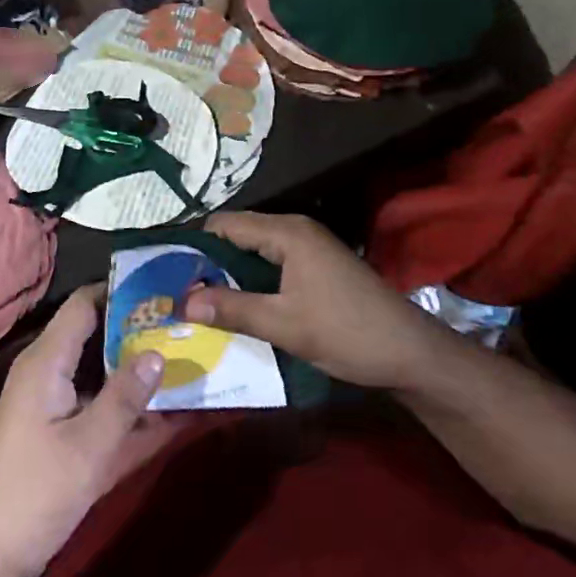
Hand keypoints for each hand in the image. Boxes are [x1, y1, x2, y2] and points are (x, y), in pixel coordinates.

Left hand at [0, 286, 179, 576]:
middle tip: (182, 323)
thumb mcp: (90, 445)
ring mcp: (51, 397)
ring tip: (183, 354)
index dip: (120, 291)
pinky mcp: (58, 424)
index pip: (84, 304)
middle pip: (95, 332)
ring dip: (135, 364)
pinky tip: (165, 405)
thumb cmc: (38, 489)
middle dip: (136, 327)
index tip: (163, 288)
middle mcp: (47, 369)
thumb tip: (158, 351)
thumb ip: (125, 396)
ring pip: (99, 366)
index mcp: (47, 361)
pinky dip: (125, 397)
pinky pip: (96, 397)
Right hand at [188, 213, 461, 390]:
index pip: (225, 224)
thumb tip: (183, 301)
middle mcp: (295, 230)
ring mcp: (308, 247)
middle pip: (238, 235)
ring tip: (196, 300)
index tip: (166, 271)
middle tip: (176, 290)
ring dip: (229, 274)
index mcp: (287, 232)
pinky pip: (272, 264)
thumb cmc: (346, 332)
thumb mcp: (284, 324)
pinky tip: (235, 305)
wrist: (409, 352)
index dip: (194, 245)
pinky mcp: (316, 266)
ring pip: (254, 252)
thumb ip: (233, 309)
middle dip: (208, 261)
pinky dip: (251, 281)